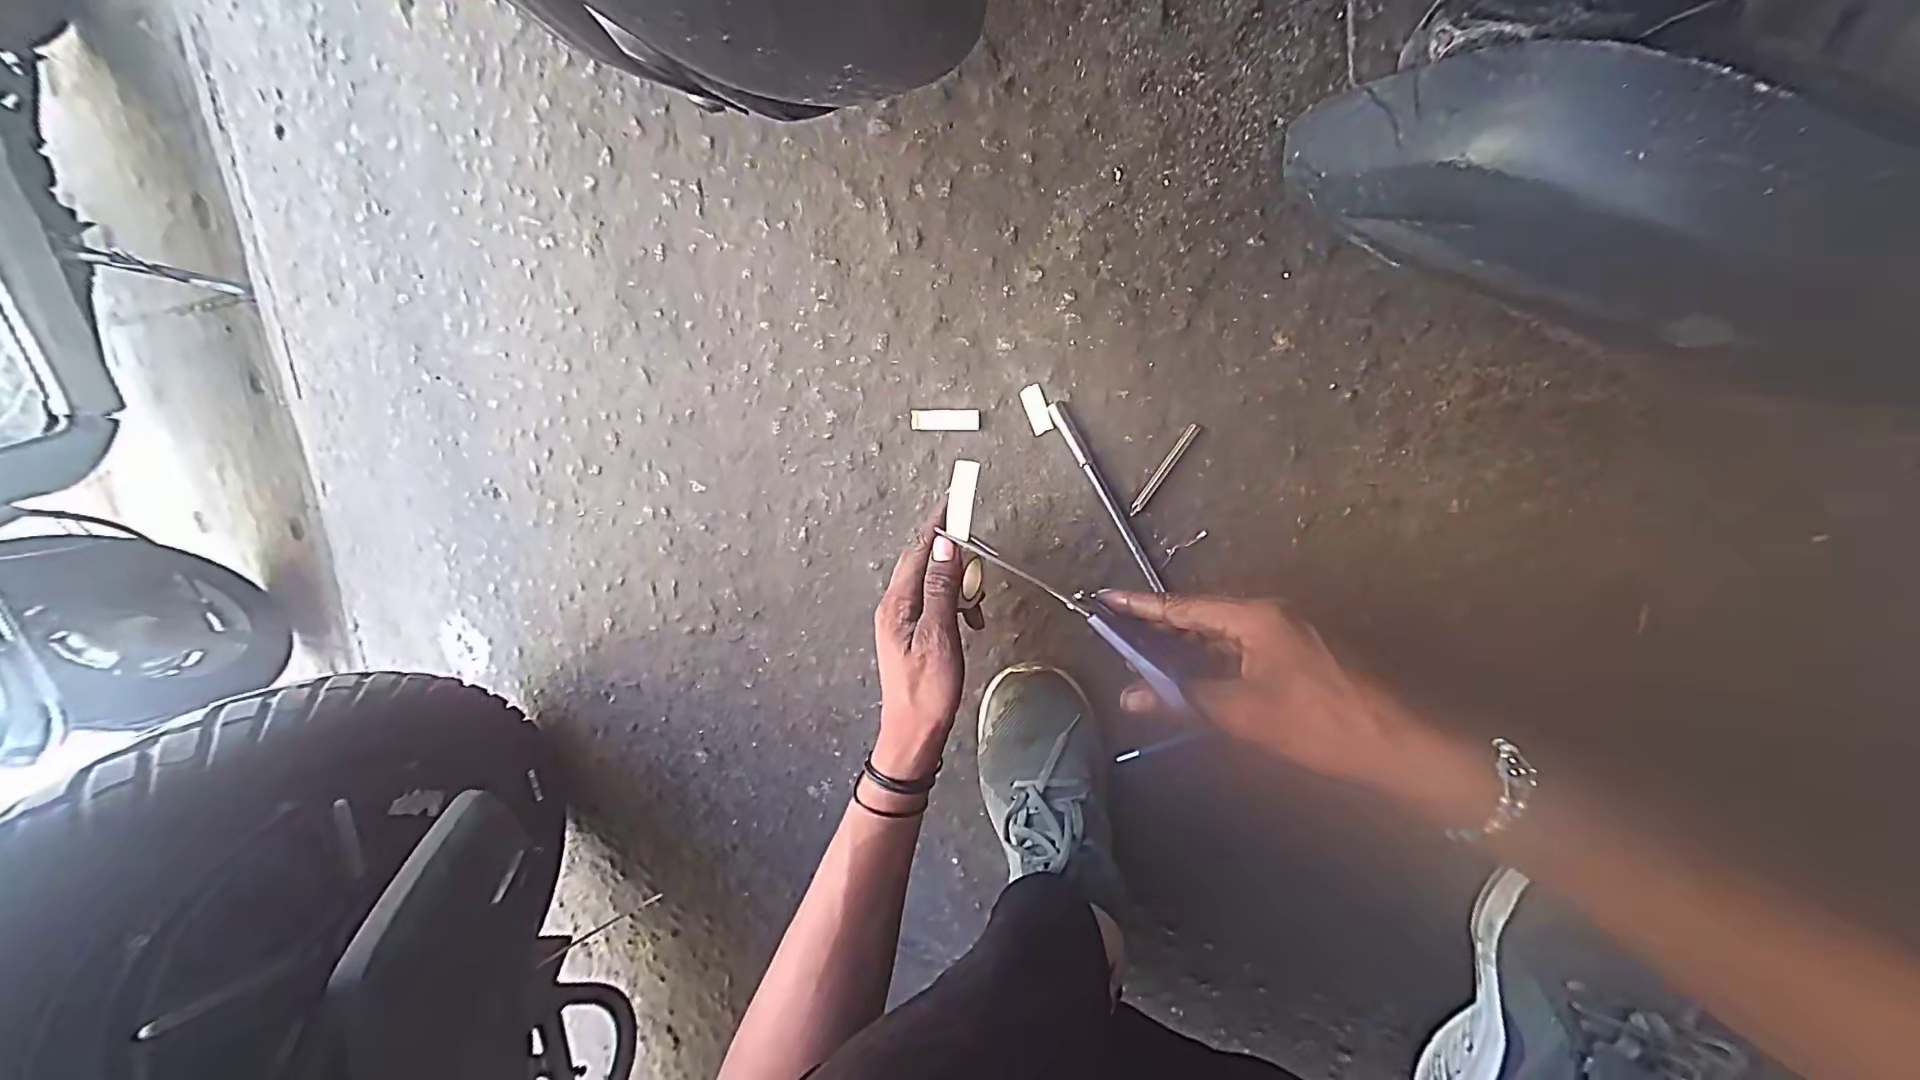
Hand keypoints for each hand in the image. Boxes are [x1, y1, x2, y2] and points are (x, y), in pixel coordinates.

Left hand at [871, 510, 967, 778]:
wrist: (915, 732)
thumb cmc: (926, 692)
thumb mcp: (939, 636)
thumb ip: (942, 589)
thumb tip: (947, 547)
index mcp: (897, 604)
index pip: (919, 550)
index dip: (938, 525)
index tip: (953, 502)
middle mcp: (895, 607)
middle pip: (925, 563)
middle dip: (953, 559)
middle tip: (975, 565)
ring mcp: (902, 619)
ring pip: (933, 583)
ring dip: (958, 587)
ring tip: (974, 606)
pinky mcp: (913, 631)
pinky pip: (936, 603)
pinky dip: (956, 605)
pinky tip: (969, 621)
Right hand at [1099, 592, 1430, 793]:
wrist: (1401, 746)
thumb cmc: (1319, 724)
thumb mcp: (1243, 713)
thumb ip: (1182, 700)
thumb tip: (1131, 696)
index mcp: (1255, 618)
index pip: (1184, 607)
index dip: (1142, 606)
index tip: (1108, 598)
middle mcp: (1270, 615)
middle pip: (1201, 617)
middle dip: (1160, 629)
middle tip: (1121, 635)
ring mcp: (1286, 634)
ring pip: (1221, 636)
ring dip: (1187, 649)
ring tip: (1147, 659)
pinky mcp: (1297, 654)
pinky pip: (1241, 650)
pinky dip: (1213, 662)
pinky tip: (1194, 679)